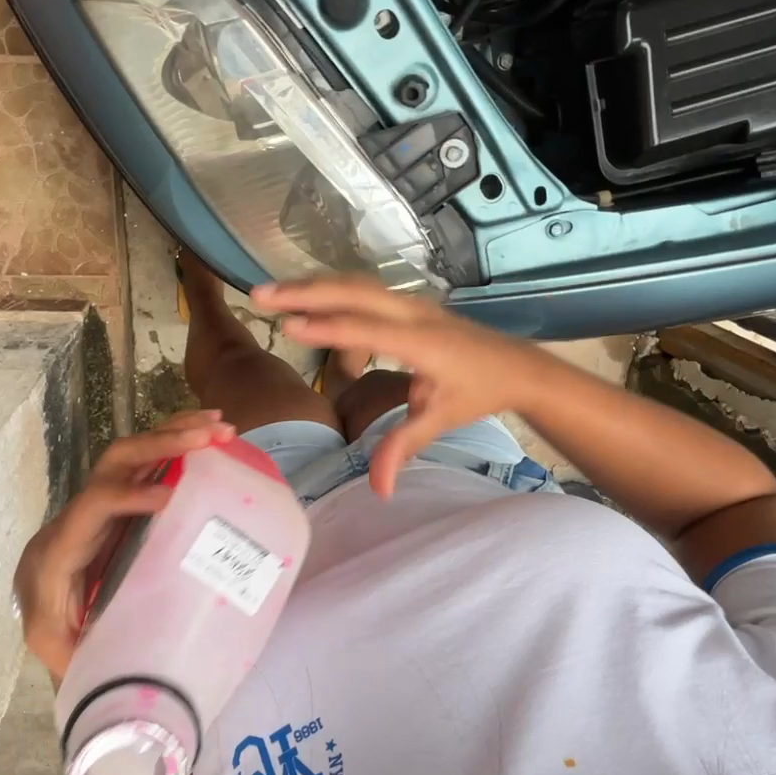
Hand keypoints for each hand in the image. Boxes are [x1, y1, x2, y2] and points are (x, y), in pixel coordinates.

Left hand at [14, 410, 235, 681]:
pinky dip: (176, 445)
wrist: (40, 611)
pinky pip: (145, 463)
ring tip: (220, 426)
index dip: (126, 497)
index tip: (170, 496)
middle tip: (210, 436)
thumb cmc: (55, 635)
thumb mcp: (67, 658)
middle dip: (161, 444)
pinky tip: (209, 439)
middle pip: (113, 464)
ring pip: (130, 454)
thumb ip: (87, 668)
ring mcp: (97, 503)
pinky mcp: (118, 500)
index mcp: (61, 553)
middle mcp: (76, 517)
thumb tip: (126, 702)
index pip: (91, 510)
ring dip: (175, 434)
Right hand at [252, 275, 553, 496]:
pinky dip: (329, 286)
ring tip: (270, 293)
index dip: (326, 327)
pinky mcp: (407, 302)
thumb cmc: (478, 393)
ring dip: (312, 284)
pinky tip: (304, 293)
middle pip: (353, 291)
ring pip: (355, 283)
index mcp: (422, 341)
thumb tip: (379, 491)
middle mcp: (413, 312)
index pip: (366, 329)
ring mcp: (411, 301)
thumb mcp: (441, 421)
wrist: (515, 365)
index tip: (287, 325)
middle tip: (260, 295)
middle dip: (304, 291)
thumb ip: (404, 448)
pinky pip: (363, 287)